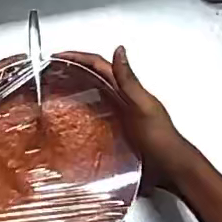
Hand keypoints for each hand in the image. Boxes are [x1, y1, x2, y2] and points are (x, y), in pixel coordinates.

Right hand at [57, 46, 202, 187]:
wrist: (172, 172)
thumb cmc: (160, 139)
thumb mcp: (142, 106)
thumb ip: (129, 80)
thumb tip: (119, 49)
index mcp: (126, 89)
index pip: (98, 65)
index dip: (77, 57)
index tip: (57, 56)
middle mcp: (120, 99)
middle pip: (92, 77)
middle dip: (71, 70)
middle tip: (49, 72)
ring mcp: (117, 116)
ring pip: (90, 96)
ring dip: (72, 90)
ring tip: (52, 93)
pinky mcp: (114, 134)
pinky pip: (91, 119)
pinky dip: (78, 114)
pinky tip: (67, 121)